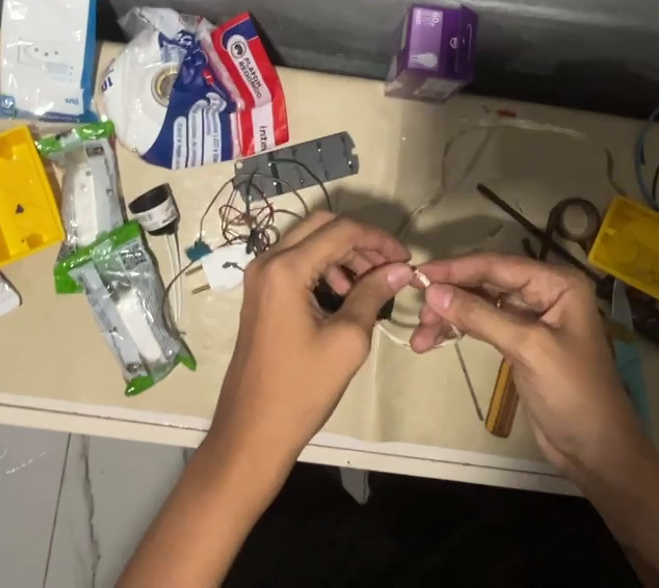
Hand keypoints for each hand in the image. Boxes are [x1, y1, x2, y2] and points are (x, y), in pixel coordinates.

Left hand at [206, 212, 412, 474]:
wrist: (252, 431)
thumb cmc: (301, 389)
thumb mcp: (347, 340)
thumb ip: (373, 294)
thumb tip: (401, 269)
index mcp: (285, 268)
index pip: (341, 231)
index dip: (378, 239)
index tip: (406, 260)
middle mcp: (267, 261)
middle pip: (321, 226)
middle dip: (360, 241)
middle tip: (390, 267)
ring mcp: (260, 277)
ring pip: (309, 242)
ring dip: (343, 254)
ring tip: (372, 285)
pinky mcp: (261, 293)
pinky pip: (297, 262)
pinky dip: (325, 268)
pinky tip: (346, 295)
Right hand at [411, 252, 640, 475]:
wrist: (597, 451)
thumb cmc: (573, 393)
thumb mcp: (527, 348)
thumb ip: (479, 316)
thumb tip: (432, 291)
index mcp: (556, 284)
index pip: (496, 265)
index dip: (455, 269)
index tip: (418, 274)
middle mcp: (544, 293)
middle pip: (485, 282)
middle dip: (449, 296)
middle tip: (416, 312)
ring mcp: (531, 317)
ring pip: (479, 304)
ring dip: (449, 317)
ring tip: (420, 338)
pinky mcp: (519, 342)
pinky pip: (482, 324)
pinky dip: (459, 331)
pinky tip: (435, 341)